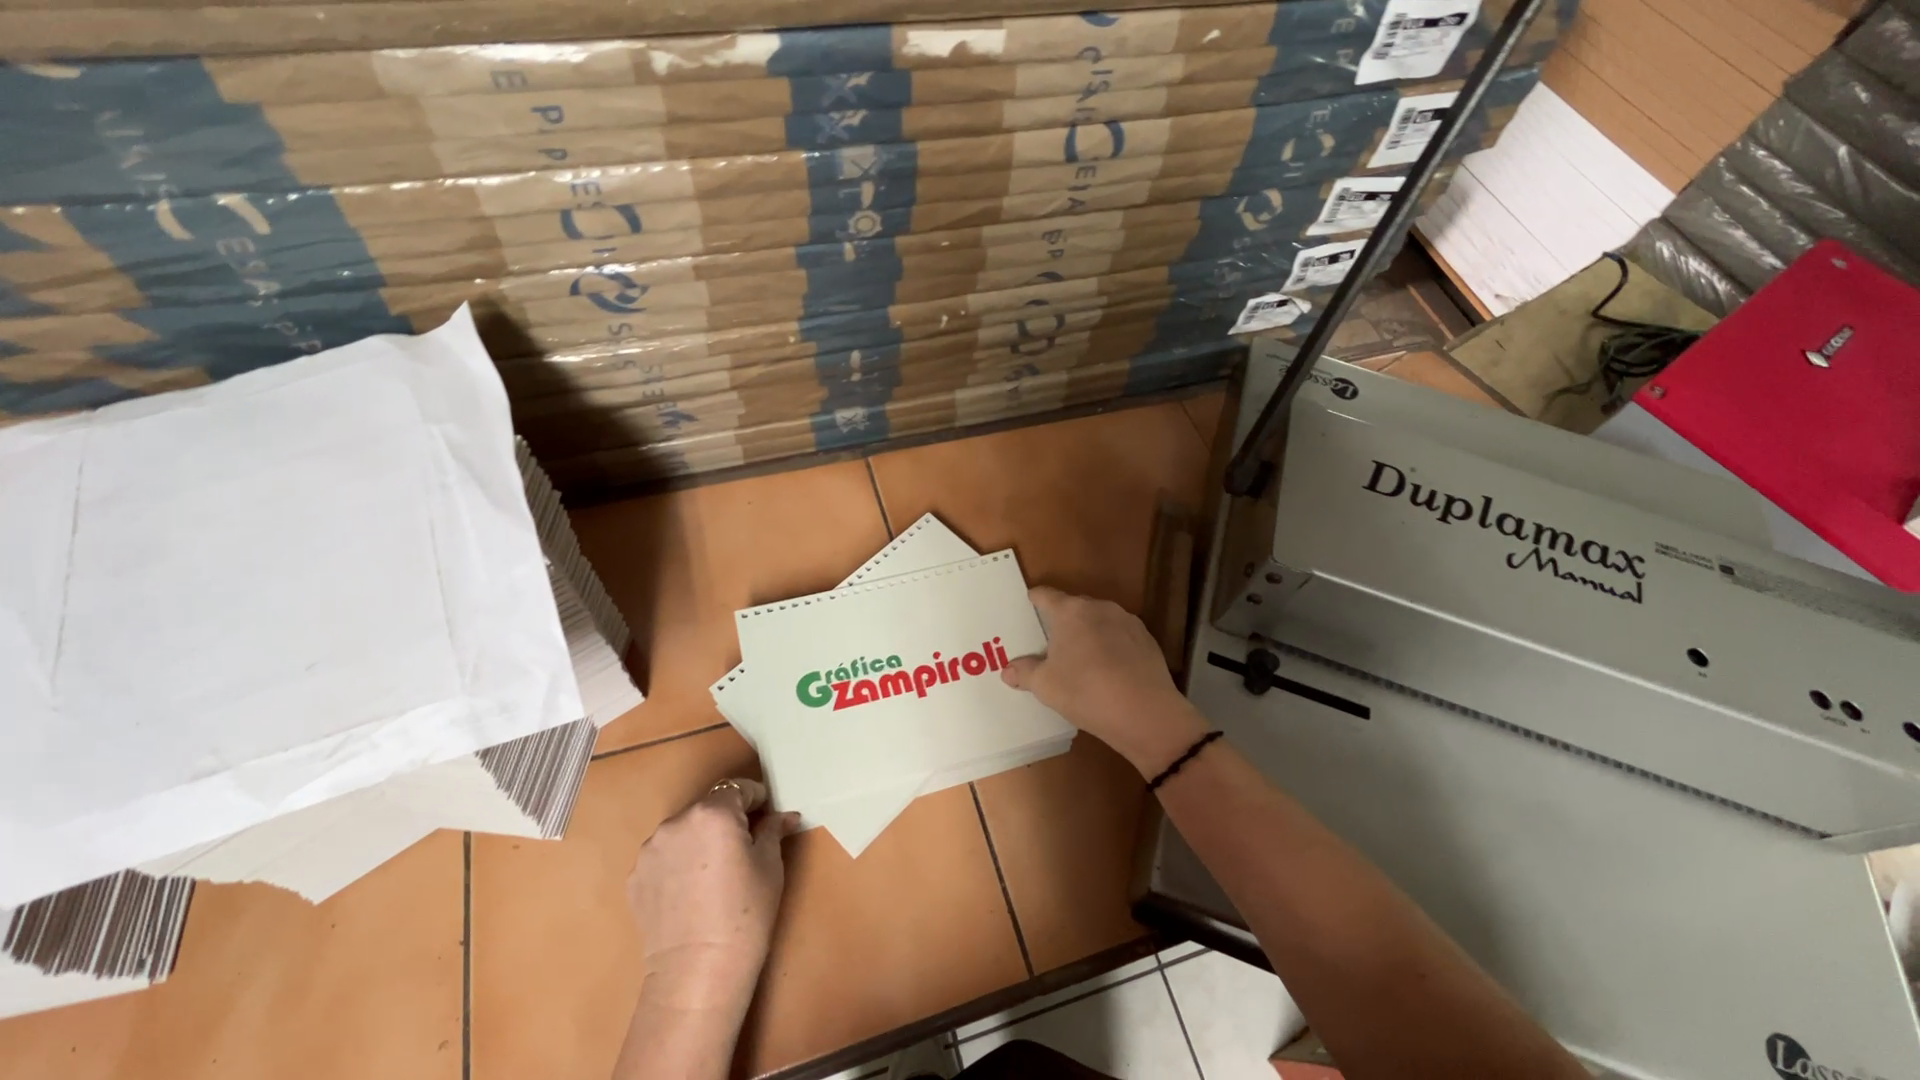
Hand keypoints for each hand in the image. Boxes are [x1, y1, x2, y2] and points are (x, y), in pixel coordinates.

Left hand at [627, 778, 800, 1016]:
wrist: (698, 969)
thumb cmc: (746, 913)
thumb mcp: (770, 867)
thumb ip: (772, 831)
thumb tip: (784, 817)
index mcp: (713, 814)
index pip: (736, 788)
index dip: (755, 798)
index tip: (765, 815)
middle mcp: (676, 822)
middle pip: (707, 808)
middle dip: (726, 820)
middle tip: (743, 848)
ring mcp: (651, 850)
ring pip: (683, 832)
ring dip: (699, 841)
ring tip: (713, 875)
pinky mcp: (635, 877)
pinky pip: (663, 858)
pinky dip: (678, 864)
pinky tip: (691, 893)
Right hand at [1002, 587, 1210, 777]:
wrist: (1146, 713)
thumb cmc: (1086, 692)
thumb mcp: (1046, 686)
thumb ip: (1024, 673)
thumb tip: (1008, 670)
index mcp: (1071, 612)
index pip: (1046, 595)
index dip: (1035, 600)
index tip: (1028, 606)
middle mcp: (1100, 608)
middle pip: (1074, 606)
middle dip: (1062, 621)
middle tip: (1050, 643)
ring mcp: (1128, 622)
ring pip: (1100, 621)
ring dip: (1088, 634)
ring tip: (1081, 659)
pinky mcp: (1148, 640)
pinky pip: (1120, 637)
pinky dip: (1111, 647)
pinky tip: (1108, 671)